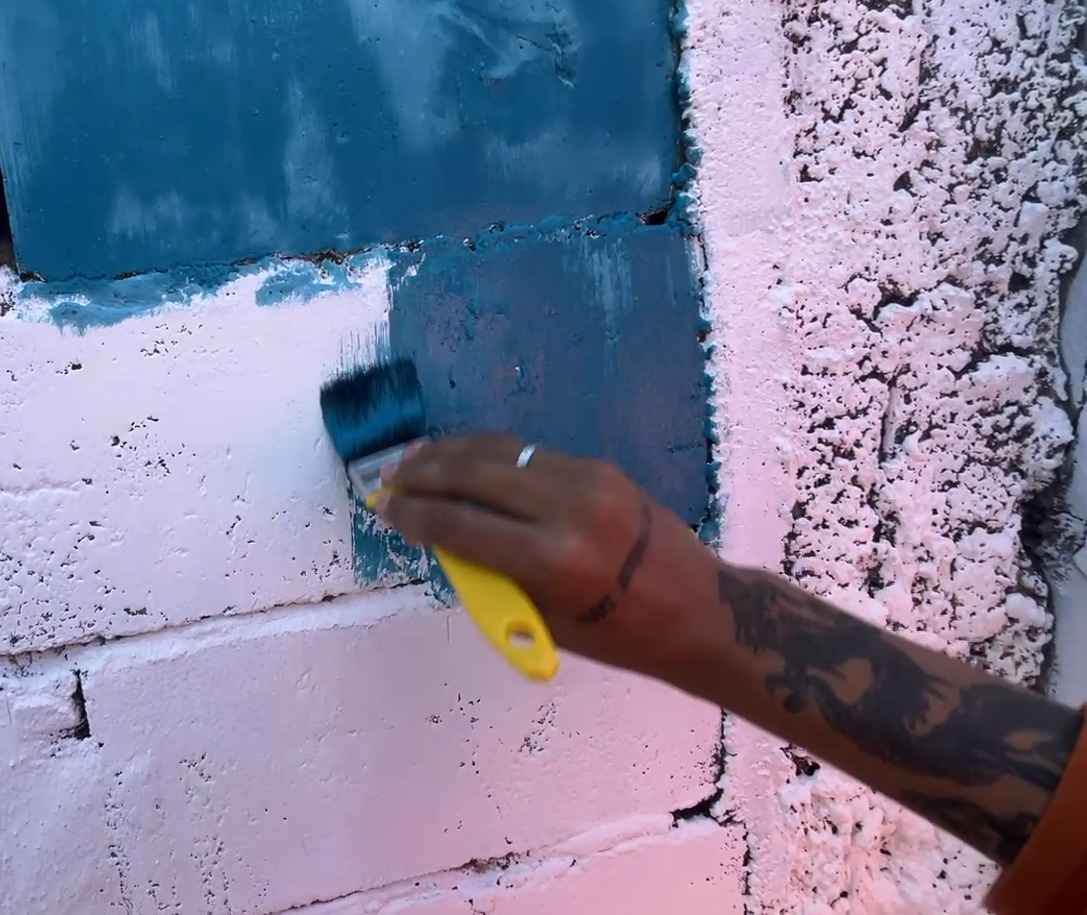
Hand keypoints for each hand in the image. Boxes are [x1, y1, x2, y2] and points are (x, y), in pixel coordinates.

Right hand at [375, 432, 723, 681]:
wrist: (702, 609)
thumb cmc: (618, 635)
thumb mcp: (543, 619)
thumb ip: (489, 572)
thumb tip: (440, 530)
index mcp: (552, 559)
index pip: (458, 523)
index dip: (412, 513)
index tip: (385, 508)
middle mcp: (567, 508)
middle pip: (472, 473)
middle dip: (421, 472)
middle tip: (389, 475)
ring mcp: (585, 478)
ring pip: (497, 450)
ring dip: (447, 451)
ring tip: (412, 456)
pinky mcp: (596, 466)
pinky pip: (525, 451)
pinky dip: (485, 451)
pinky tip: (460, 455)